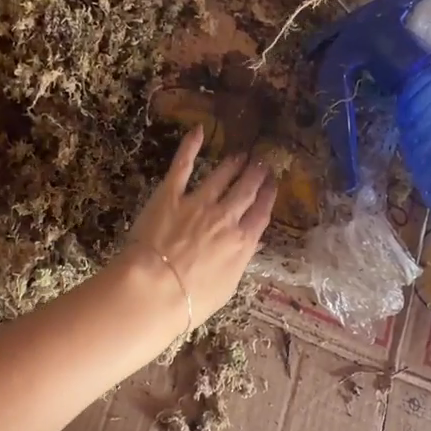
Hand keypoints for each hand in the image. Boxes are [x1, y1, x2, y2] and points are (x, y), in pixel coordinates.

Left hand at [124, 126, 277, 321]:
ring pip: (221, 176)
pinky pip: (183, 164)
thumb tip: (253, 242)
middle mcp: (224, 218)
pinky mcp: (171, 192)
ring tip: (240, 155)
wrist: (156, 288)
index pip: (260, 215)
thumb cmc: (192, 300)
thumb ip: (240, 260)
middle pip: (245, 191)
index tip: (273, 185)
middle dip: (255, 175)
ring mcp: (198, 202)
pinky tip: (197, 131)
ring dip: (232, 164)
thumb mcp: (227, 286)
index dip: (268, 197)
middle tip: (262, 162)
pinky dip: (190, 146)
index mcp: (241, 243)